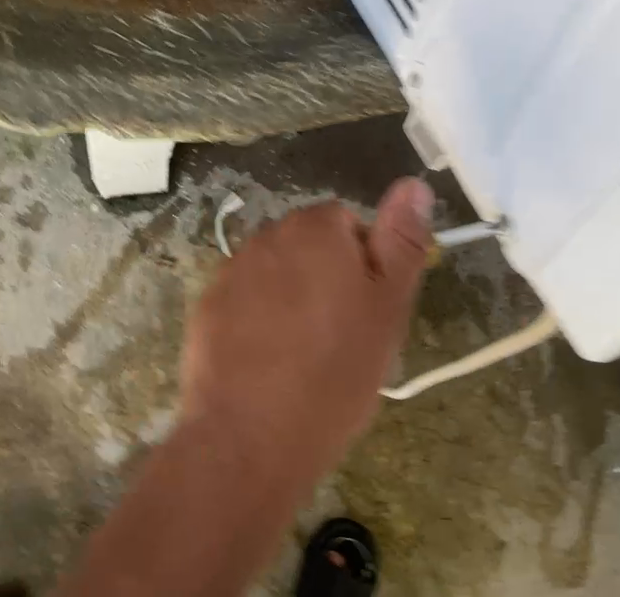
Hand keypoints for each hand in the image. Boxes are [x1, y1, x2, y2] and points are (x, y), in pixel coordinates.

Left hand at [179, 177, 434, 484]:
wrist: (249, 437)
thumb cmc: (334, 373)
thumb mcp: (388, 308)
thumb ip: (402, 241)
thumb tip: (413, 183)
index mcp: (315, 228)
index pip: (348, 224)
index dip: (364, 265)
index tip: (368, 312)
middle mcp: (267, 236)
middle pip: (309, 246)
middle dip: (326, 278)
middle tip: (342, 338)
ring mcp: (230, 272)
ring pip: (276, 274)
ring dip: (291, 299)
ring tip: (304, 356)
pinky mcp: (206, 308)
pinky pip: (244, 302)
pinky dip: (257, 321)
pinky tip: (267, 364)